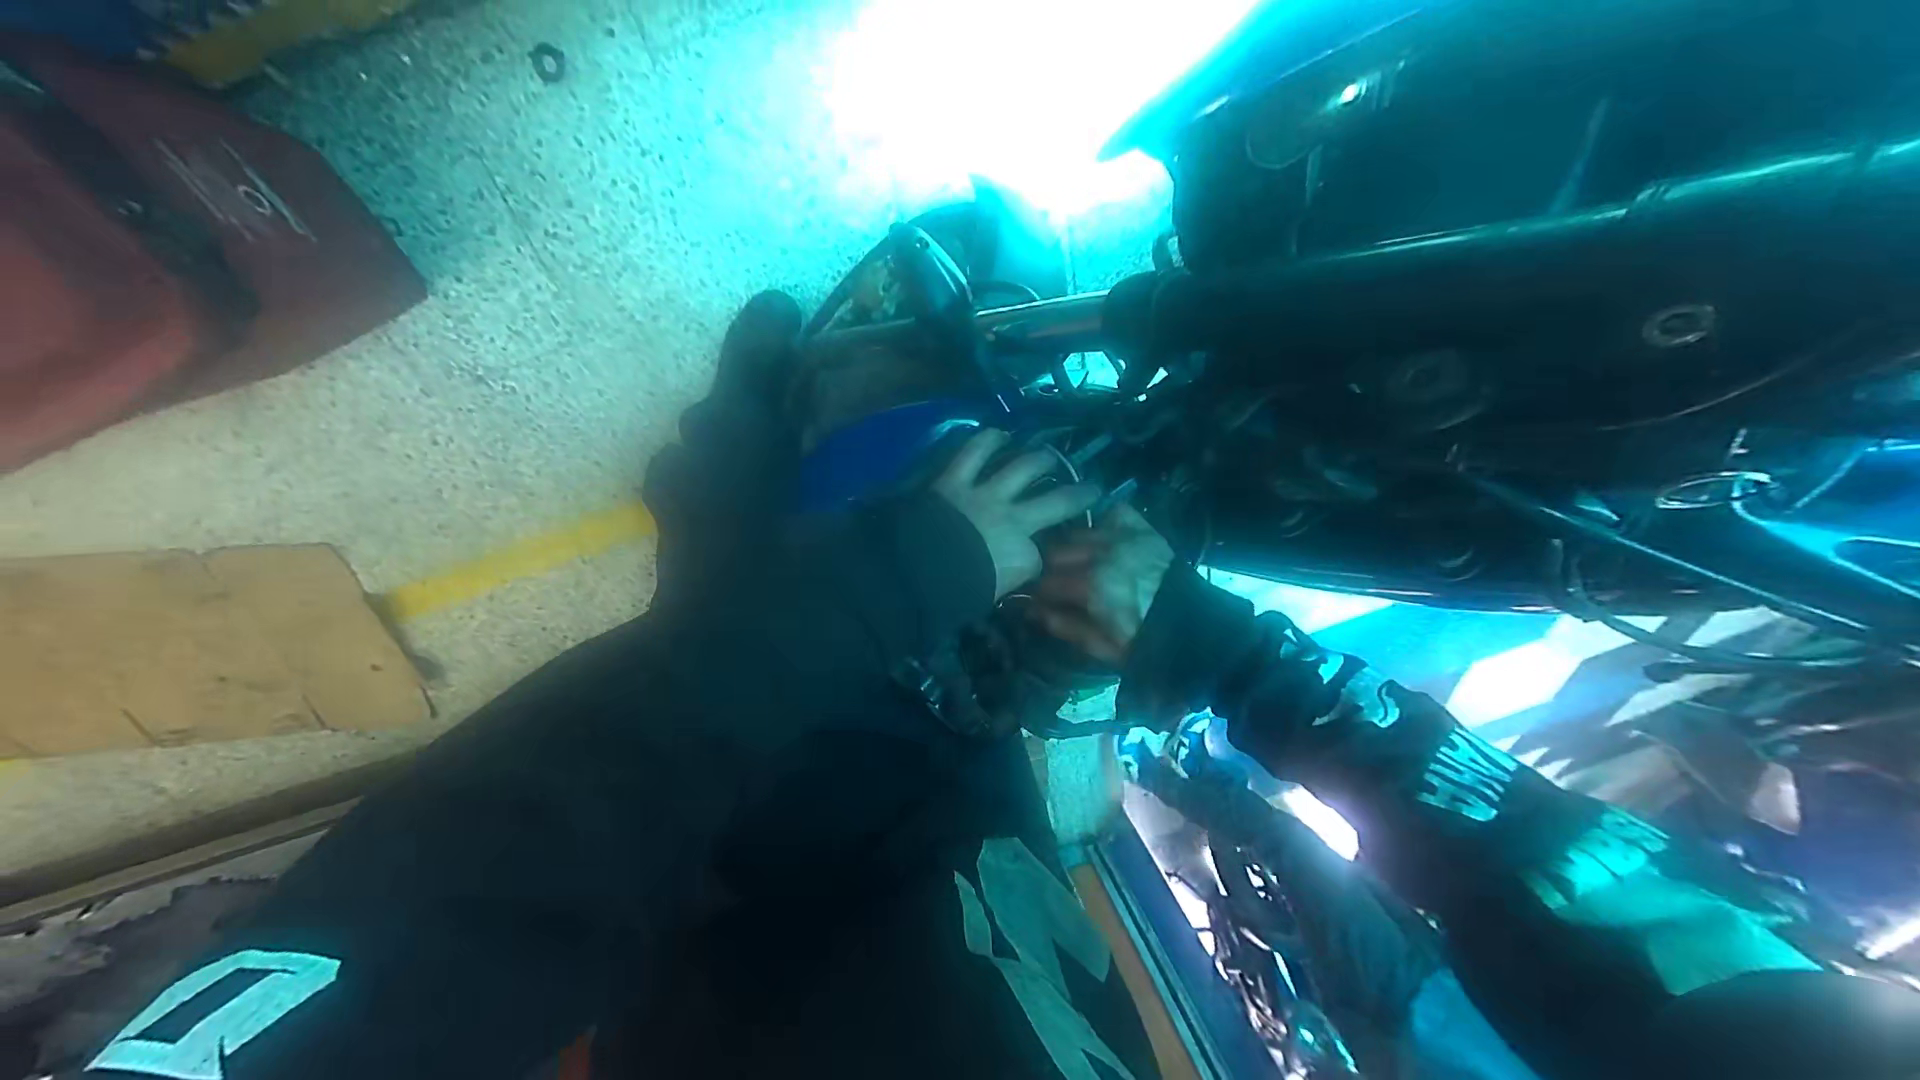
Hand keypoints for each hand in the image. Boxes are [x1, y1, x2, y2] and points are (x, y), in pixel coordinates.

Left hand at [932, 429, 1099, 597]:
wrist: (913, 574)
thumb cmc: (951, 595)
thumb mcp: (987, 597)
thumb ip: (1003, 580)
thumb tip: (1004, 574)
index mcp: (1022, 556)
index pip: (1040, 555)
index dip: (1042, 556)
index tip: (1041, 556)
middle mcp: (1013, 519)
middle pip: (1058, 501)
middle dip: (1079, 495)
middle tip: (1091, 488)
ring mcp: (985, 494)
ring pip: (1024, 467)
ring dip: (1040, 459)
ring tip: (1048, 456)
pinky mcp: (955, 480)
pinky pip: (974, 451)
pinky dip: (988, 440)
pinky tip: (1000, 434)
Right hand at [1032, 503, 1175, 664]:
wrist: (1197, 629)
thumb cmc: (1147, 643)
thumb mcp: (1103, 646)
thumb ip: (1064, 625)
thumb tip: (1033, 611)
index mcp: (1090, 585)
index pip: (1045, 581)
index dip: (1038, 593)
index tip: (1039, 601)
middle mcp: (1102, 553)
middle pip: (1055, 551)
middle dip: (1050, 568)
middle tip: (1057, 583)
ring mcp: (1124, 536)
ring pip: (1079, 531)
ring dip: (1072, 546)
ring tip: (1077, 562)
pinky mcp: (1143, 530)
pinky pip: (1114, 513)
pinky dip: (1104, 521)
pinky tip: (1101, 536)